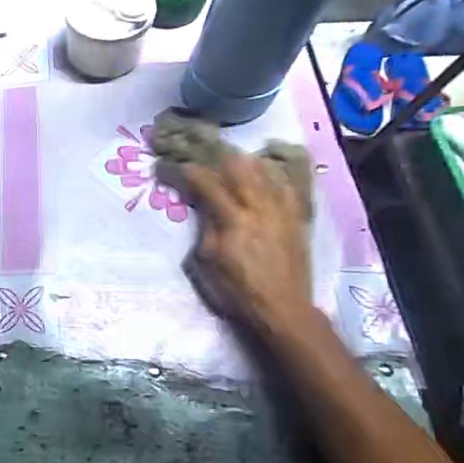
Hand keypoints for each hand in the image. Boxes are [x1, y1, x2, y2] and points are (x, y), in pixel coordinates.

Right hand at [181, 153, 315, 336]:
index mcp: (233, 219)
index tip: (166, 166)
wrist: (283, 308)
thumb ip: (205, 229)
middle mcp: (259, 206)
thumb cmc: (239, 292)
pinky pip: (287, 183)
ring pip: (262, 169)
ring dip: (242, 160)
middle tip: (197, 154)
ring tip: (227, 158)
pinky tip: (264, 169)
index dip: (183, 171)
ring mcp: (281, 208)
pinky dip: (273, 172)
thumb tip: (204, 206)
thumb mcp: (208, 264)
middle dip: (213, 156)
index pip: (206, 183)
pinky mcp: (296, 216)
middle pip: (236, 166)